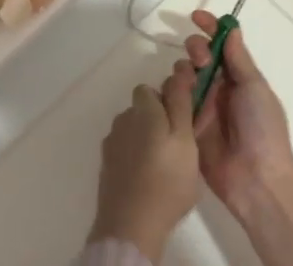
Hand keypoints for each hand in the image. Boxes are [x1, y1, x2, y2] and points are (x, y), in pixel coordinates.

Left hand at [90, 62, 201, 261]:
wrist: (131, 222)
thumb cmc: (167, 180)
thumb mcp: (186, 141)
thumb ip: (180, 104)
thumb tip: (178, 70)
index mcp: (142, 109)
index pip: (149, 90)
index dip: (166, 101)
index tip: (181, 122)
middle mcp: (122, 119)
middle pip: (141, 109)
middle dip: (157, 121)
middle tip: (177, 148)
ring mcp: (111, 142)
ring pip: (132, 130)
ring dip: (145, 140)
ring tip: (163, 167)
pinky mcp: (107, 164)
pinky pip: (125, 150)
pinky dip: (135, 158)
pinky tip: (147, 178)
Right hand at [186, 9, 292, 224]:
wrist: (255, 180)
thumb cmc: (262, 130)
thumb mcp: (255, 89)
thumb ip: (239, 59)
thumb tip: (231, 27)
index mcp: (239, 79)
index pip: (222, 46)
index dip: (209, 28)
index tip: (195, 16)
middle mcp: (219, 89)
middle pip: (198, 55)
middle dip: (195, 48)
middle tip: (201, 62)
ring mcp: (201, 106)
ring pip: (181, 74)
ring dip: (182, 70)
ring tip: (188, 83)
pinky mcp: (186, 124)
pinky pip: (171, 100)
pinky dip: (169, 92)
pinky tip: (171, 95)